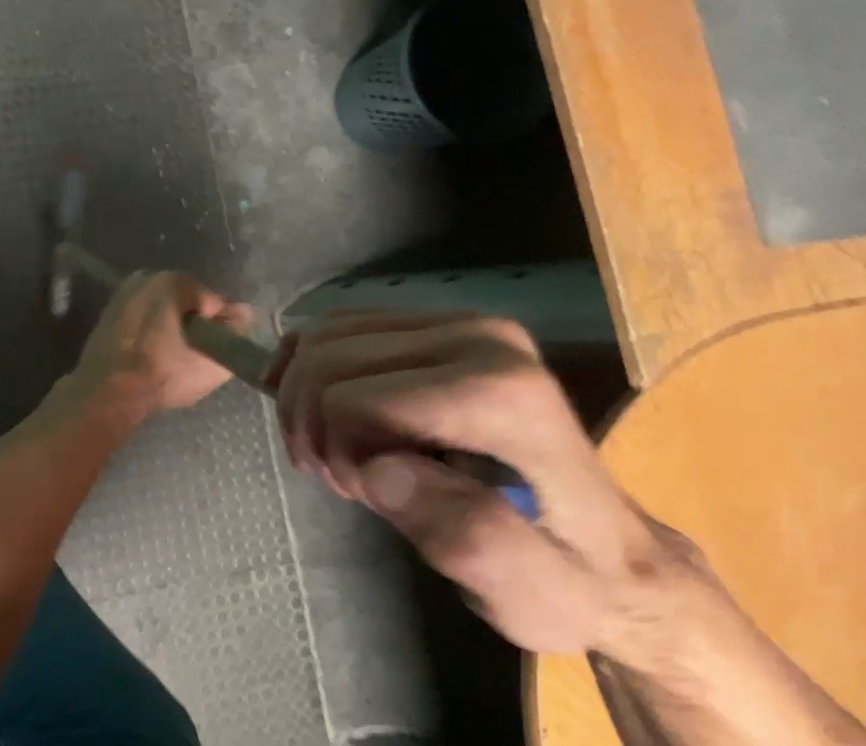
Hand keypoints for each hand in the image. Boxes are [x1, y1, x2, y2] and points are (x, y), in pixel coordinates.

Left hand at [67, 271, 255, 411]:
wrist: (106, 390)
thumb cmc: (163, 373)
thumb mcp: (211, 362)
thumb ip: (235, 335)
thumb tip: (247, 314)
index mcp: (172, 282)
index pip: (213, 302)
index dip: (223, 326)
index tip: (224, 348)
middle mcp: (146, 278)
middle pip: (186, 302)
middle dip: (196, 323)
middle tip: (201, 353)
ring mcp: (123, 293)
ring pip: (162, 308)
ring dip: (173, 325)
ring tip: (178, 356)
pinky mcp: (108, 312)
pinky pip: (142, 317)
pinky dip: (151, 329)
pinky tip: (154, 352)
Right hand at [269, 311, 688, 657]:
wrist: (612, 553)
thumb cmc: (570, 584)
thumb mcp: (535, 596)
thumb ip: (469, 537)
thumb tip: (380, 470)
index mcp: (501, 394)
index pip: (352, 400)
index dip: (339, 456)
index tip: (370, 499)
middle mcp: (480, 339)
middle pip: (327, 361)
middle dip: (314, 426)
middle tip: (348, 480)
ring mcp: (456, 324)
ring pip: (320, 340)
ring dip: (307, 403)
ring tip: (343, 453)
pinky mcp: (435, 325)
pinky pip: (334, 331)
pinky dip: (307, 373)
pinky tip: (326, 417)